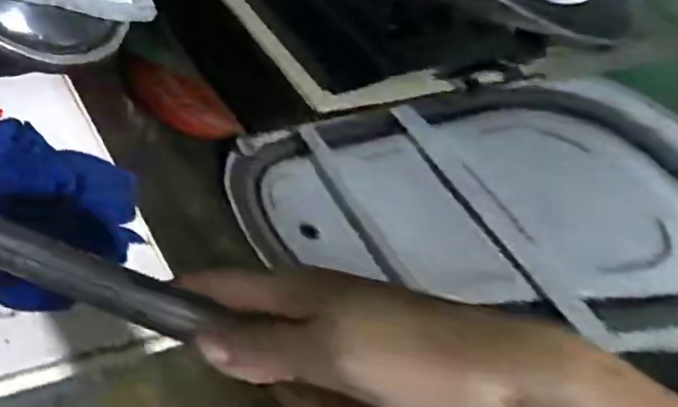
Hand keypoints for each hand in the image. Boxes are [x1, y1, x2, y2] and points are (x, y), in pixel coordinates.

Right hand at [179, 268, 677, 406]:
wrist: (523, 378)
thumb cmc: (413, 355)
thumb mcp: (331, 354)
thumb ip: (264, 346)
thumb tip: (199, 340)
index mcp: (292, 287)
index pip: (222, 283)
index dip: (187, 291)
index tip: (154, 305)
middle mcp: (312, 304)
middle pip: (253, 325)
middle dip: (242, 353)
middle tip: (244, 379)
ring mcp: (349, 334)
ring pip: (292, 358)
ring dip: (286, 382)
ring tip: (307, 394)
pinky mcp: (380, 365)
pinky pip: (328, 378)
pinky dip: (320, 392)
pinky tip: (332, 400)